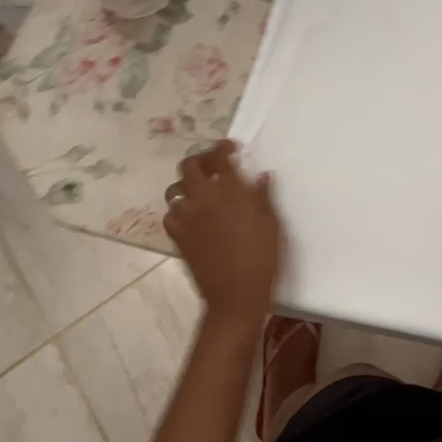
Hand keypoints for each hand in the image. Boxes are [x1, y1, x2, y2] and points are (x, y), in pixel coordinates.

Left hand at [163, 141, 283, 322]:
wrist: (236, 295)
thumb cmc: (262, 256)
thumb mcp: (271, 222)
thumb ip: (262, 196)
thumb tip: (261, 176)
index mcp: (230, 190)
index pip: (219, 156)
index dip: (223, 147)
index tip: (232, 149)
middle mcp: (204, 198)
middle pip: (189, 166)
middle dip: (200, 160)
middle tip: (213, 166)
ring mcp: (187, 218)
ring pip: (174, 190)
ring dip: (186, 185)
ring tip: (200, 191)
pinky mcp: (178, 238)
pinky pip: (170, 215)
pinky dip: (178, 211)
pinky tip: (191, 217)